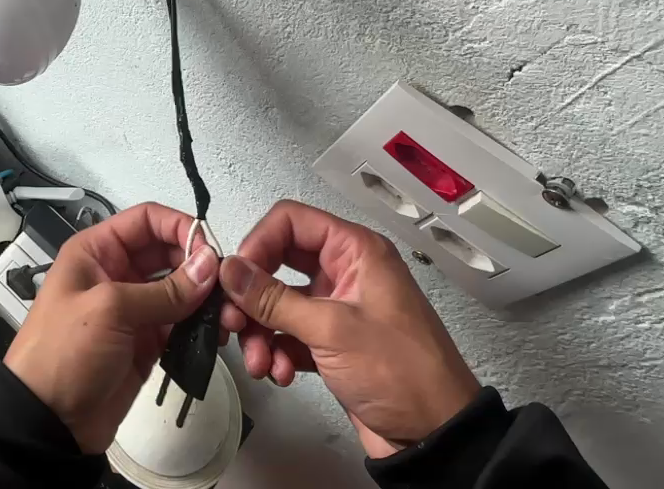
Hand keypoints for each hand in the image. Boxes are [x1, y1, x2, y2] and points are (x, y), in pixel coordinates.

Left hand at [5, 202, 219, 453]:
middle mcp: (116, 272)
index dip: (178, 226)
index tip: (210, 248)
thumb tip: (209, 265)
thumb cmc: (64, 351)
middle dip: (198, 265)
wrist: (49, 423)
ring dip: (204, 297)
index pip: (145, 220)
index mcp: (97, 250)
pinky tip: (218, 333)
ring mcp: (133, 308)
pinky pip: (180, 322)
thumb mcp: (109, 310)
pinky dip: (199, 325)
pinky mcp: (147, 341)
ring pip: (179, 289)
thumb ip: (164, 290)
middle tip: (227, 286)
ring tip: (228, 314)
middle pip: (166, 253)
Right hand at [217, 200, 477, 456]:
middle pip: (277, 262)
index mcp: (354, 251)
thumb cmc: (397, 371)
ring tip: (258, 362)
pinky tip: (279, 374)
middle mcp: (343, 271)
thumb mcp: (331, 330)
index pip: (291, 221)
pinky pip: (288, 333)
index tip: (236, 277)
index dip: (258, 243)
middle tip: (231, 321)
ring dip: (260, 330)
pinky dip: (276, 350)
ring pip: (278, 302)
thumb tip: (227, 269)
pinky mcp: (330, 342)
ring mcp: (336, 307)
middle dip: (252, 294)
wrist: (436, 442)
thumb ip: (273, 298)